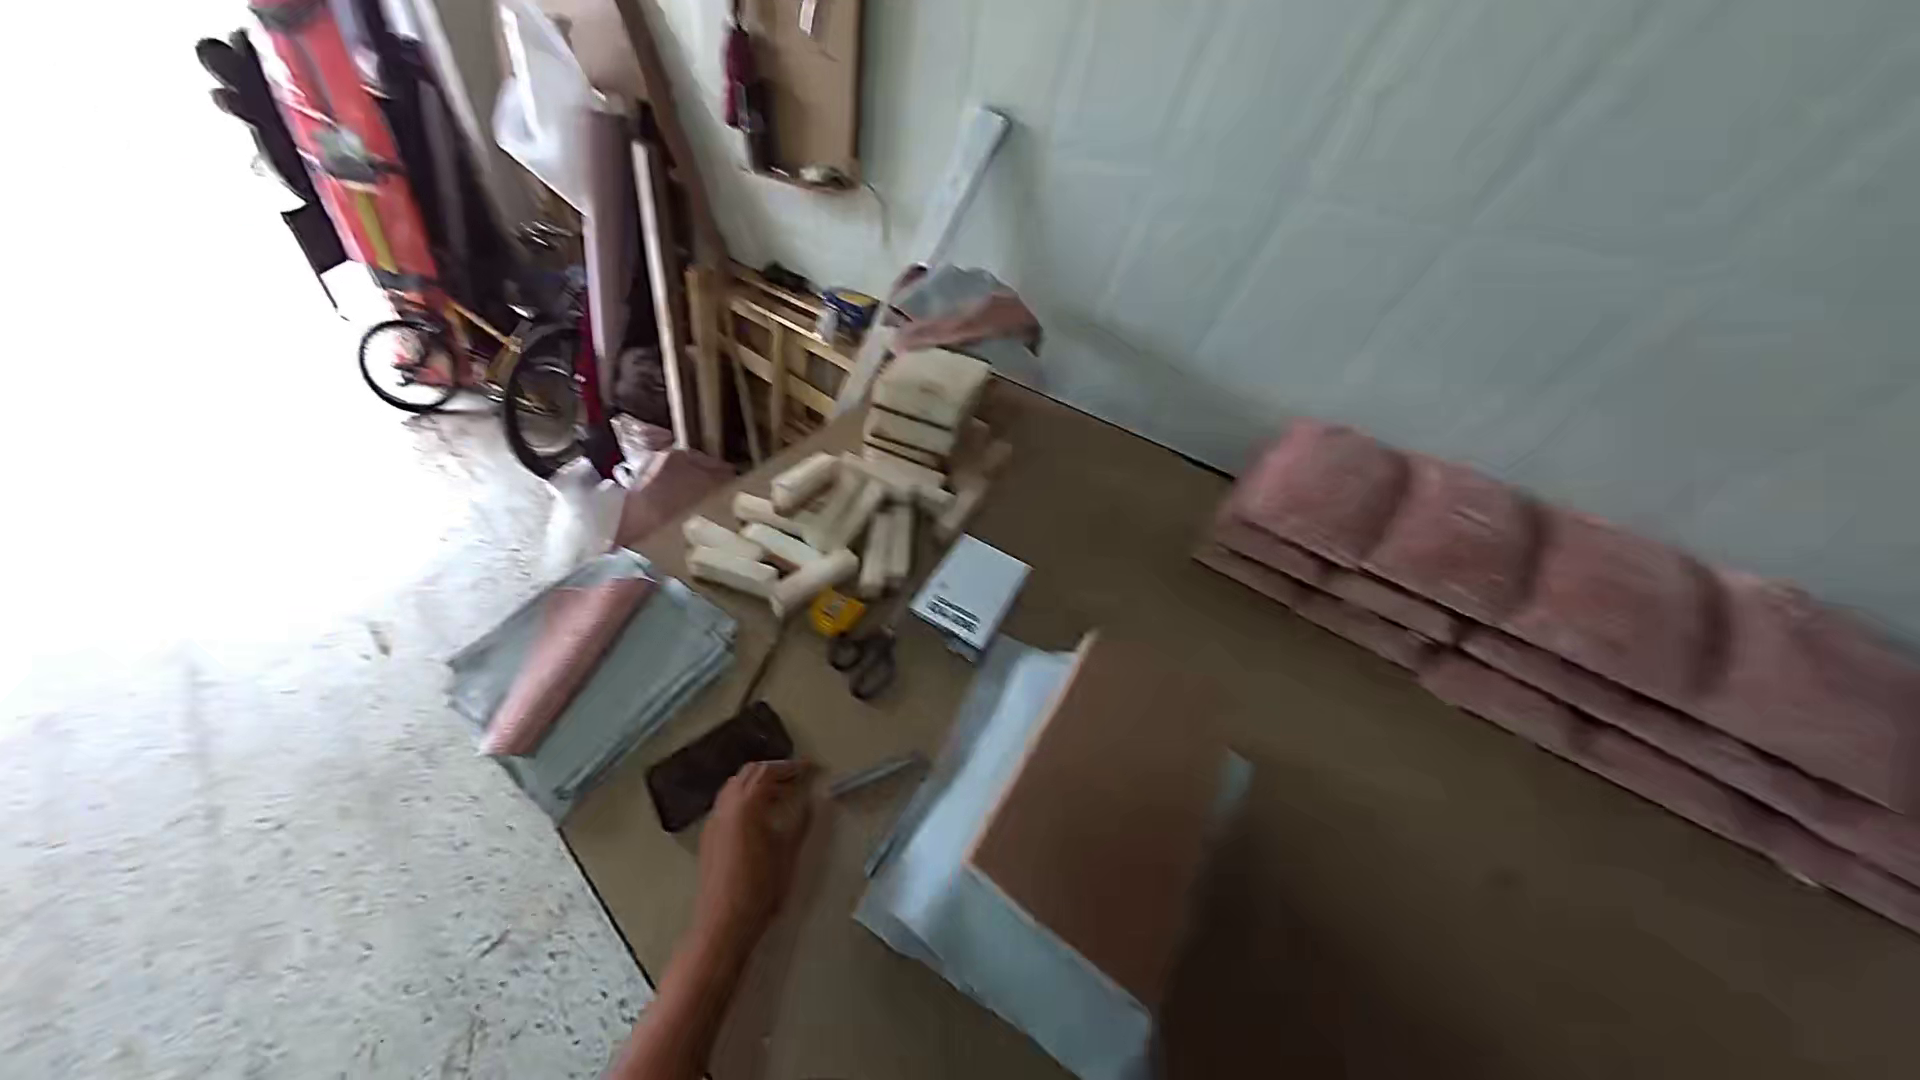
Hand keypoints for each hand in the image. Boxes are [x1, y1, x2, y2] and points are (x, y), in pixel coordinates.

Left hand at [694, 759, 814, 943]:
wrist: (723, 923)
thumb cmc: (760, 886)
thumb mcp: (788, 850)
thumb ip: (800, 820)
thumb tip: (810, 800)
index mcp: (746, 804)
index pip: (768, 772)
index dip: (790, 767)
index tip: (809, 768)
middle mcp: (726, 806)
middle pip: (748, 773)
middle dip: (773, 770)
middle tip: (795, 777)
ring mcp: (714, 821)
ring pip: (734, 787)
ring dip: (757, 783)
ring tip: (780, 794)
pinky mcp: (709, 837)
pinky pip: (727, 804)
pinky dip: (745, 798)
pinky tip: (760, 816)